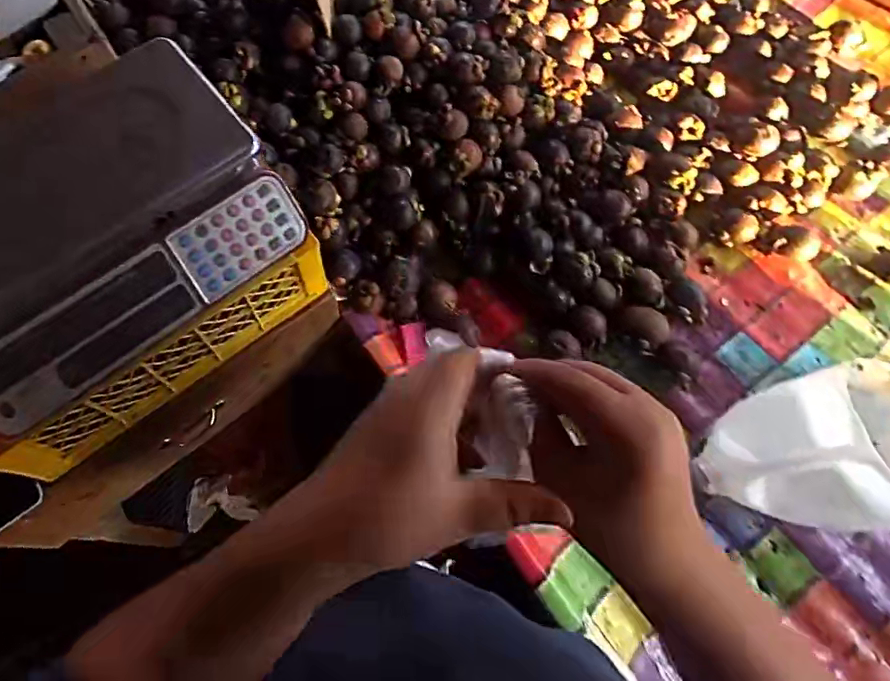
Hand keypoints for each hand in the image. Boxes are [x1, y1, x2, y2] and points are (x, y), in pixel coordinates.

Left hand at [270, 350, 571, 574]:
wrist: (321, 530)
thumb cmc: (392, 514)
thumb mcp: (459, 512)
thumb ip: (513, 503)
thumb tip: (568, 510)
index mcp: (429, 398)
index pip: (467, 357)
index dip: (500, 364)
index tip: (532, 388)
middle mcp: (406, 390)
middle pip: (452, 369)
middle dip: (487, 387)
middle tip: (522, 417)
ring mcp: (387, 405)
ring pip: (434, 388)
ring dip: (465, 406)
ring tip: (499, 440)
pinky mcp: (377, 424)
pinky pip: (418, 404)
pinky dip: (444, 419)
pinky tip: (463, 460)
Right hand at [509, 359, 695, 555]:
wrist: (670, 567)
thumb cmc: (609, 529)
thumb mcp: (558, 475)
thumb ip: (541, 427)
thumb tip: (528, 397)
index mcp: (628, 423)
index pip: (571, 379)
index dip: (533, 370)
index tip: (502, 369)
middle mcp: (650, 407)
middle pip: (589, 373)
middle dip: (550, 373)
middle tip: (516, 380)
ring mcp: (661, 411)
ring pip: (602, 379)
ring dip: (568, 381)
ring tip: (536, 391)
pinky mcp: (662, 421)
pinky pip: (616, 393)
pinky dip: (588, 393)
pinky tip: (566, 406)